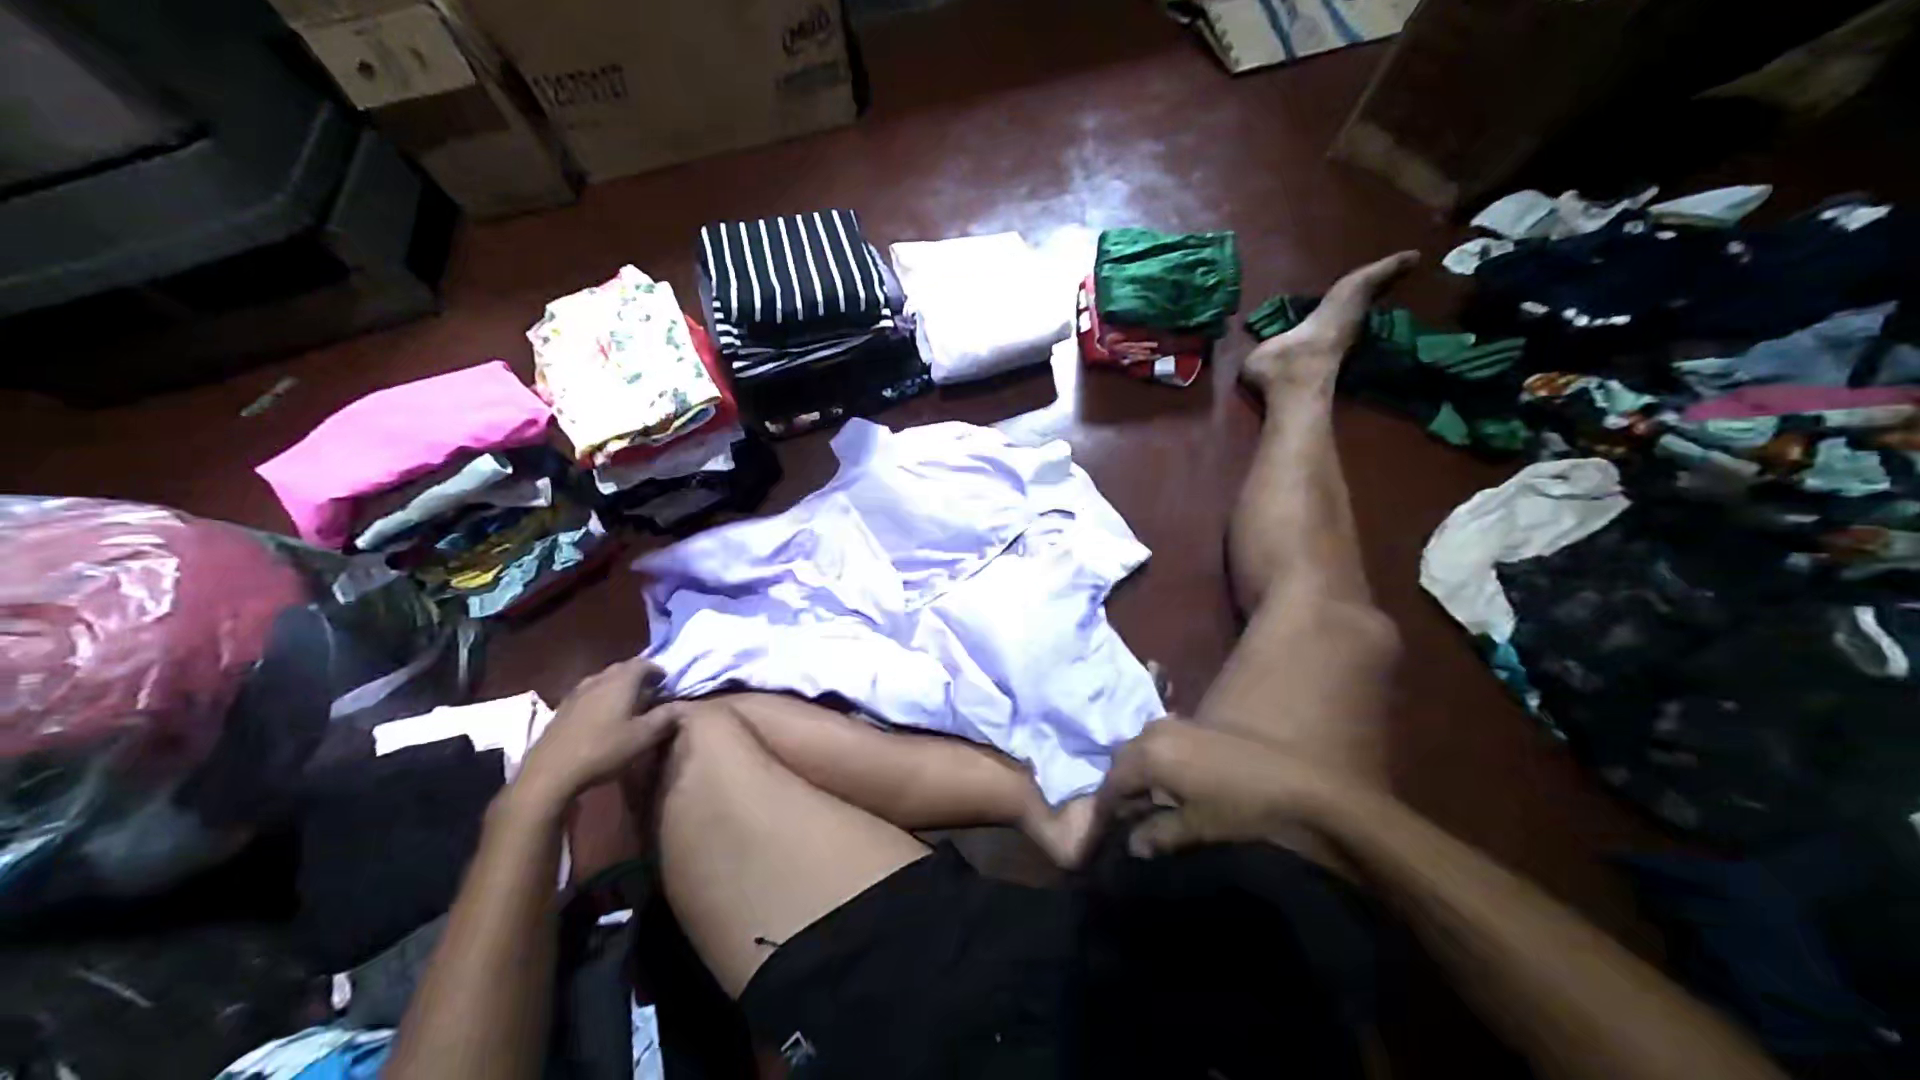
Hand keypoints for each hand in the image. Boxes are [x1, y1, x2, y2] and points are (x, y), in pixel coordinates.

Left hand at [513, 658, 677, 811]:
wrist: (550, 772)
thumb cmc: (603, 750)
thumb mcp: (643, 737)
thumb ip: (664, 718)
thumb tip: (679, 706)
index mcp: (620, 681)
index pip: (643, 663)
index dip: (657, 671)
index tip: (666, 684)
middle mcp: (598, 679)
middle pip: (622, 669)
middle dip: (638, 677)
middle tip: (650, 693)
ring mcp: (576, 693)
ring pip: (603, 681)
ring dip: (618, 687)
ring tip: (627, 705)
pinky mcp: (562, 708)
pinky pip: (589, 694)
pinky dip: (601, 698)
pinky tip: (602, 718)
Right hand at [1095, 716, 1362, 856]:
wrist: (1297, 781)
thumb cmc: (1242, 807)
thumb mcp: (1197, 826)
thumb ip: (1158, 834)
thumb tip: (1132, 845)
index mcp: (1150, 755)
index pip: (1111, 783)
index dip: (1105, 810)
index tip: (1103, 835)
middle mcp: (1154, 733)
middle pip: (1121, 762)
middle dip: (1119, 790)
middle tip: (1127, 821)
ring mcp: (1173, 723)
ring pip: (1139, 750)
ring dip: (1137, 775)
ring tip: (1147, 806)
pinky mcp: (1191, 724)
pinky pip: (1157, 743)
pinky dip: (1154, 763)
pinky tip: (1170, 787)